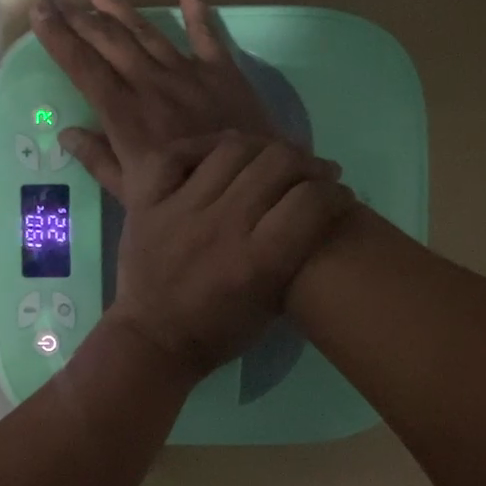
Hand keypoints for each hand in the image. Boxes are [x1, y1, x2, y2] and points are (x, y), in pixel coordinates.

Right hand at [30, 0, 275, 194]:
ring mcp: (186, 71)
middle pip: (107, 40)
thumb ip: (99, 162)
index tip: (38, 14)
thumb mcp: (134, 195)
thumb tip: (66, 134)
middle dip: (77, 15)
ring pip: (143, 27)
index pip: (83, 69)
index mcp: (125, 116)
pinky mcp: (220, 67)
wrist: (252, 188)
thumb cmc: (189, 200)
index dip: (59, 39)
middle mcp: (150, 84)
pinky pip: (204, 26)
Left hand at [105, 131, 356, 379]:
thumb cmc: (220, 331)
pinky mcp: (146, 202)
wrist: (152, 340)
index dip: (337, 193)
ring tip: (271, 159)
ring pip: (232, 149)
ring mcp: (179, 210)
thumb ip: (298, 254)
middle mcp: (220, 228)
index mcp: (257, 263)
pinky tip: (221, 152)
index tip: (340, 197)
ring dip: (263, 148)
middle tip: (312, 174)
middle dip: (308, 164)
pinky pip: (176, 153)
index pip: (312, 201)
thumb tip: (325, 205)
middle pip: (277, 164)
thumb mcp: (274, 305)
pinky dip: (202, 146)